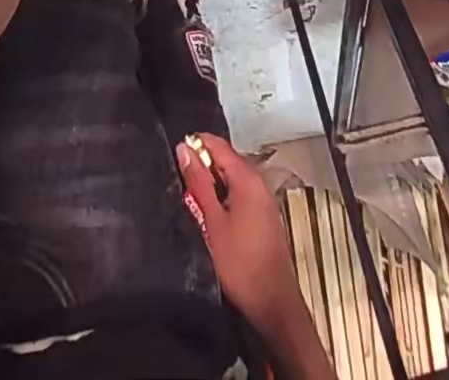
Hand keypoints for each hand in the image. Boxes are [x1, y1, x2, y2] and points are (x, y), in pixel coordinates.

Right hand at [175, 134, 310, 341]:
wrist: (273, 305)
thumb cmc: (240, 264)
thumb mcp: (211, 221)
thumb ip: (198, 182)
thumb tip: (184, 148)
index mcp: (247, 179)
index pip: (217, 144)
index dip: (194, 144)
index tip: (175, 155)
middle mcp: (259, 183)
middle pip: (225, 159)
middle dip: (202, 165)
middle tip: (180, 181)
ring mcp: (264, 200)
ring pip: (231, 177)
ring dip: (211, 183)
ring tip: (192, 200)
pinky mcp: (264, 216)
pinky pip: (239, 193)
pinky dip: (224, 196)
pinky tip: (211, 215)